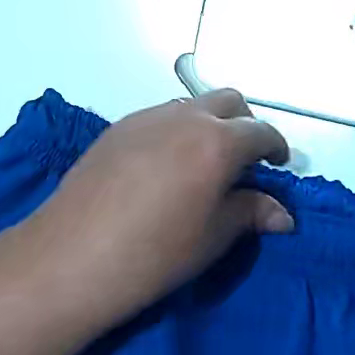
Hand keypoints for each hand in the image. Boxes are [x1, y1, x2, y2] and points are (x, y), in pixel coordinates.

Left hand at [16, 89, 291, 330]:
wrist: (74, 252)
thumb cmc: (154, 253)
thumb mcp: (211, 238)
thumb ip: (248, 213)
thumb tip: (281, 212)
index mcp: (216, 141)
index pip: (260, 132)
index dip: (275, 148)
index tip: (277, 167)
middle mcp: (183, 117)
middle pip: (228, 102)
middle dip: (244, 124)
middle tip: (243, 161)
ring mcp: (145, 117)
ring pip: (190, 105)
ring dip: (207, 123)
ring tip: (202, 164)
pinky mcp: (117, 127)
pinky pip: (158, 116)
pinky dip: (175, 129)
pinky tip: (163, 166)